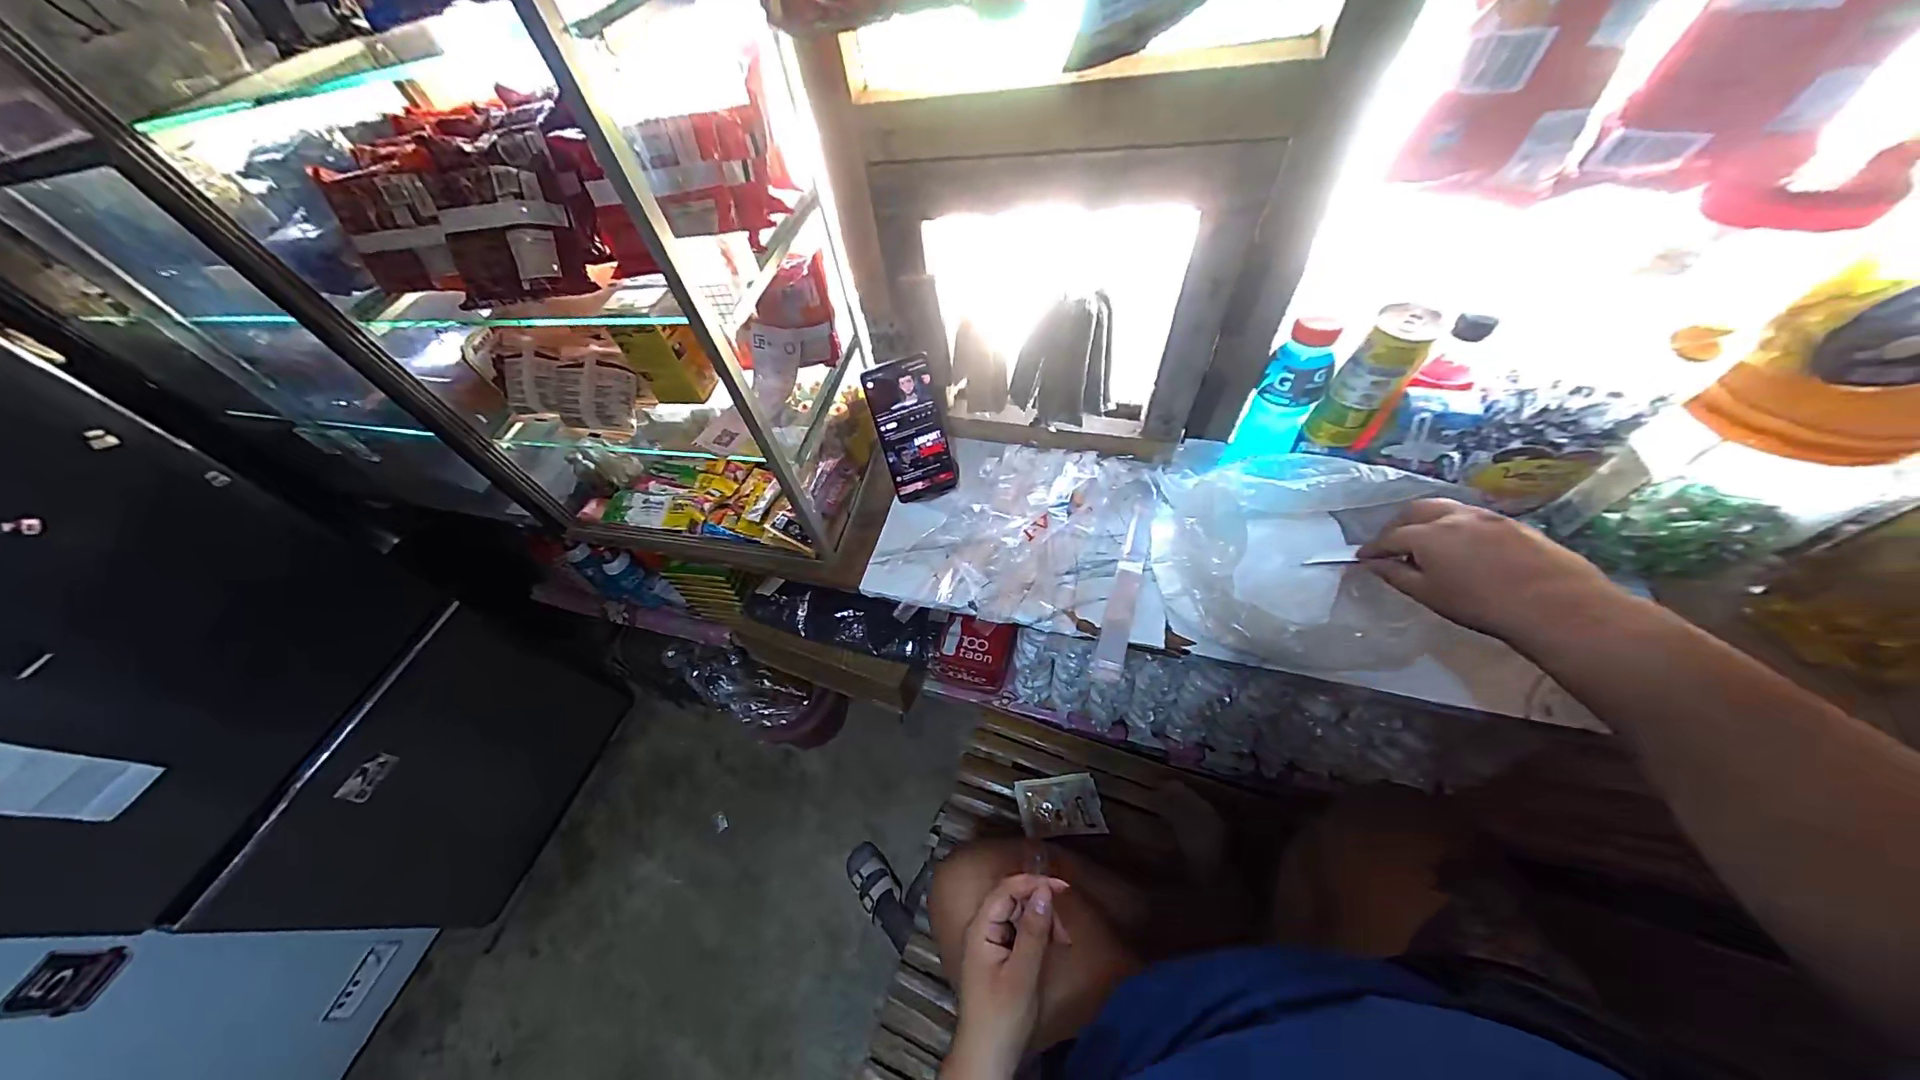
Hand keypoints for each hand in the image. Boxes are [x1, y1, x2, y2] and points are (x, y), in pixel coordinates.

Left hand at [945, 874, 1071, 1079]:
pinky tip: (1051, 946)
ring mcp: (989, 941)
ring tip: (1062, 941)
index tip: (1063, 888)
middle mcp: (982, 928)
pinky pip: (1018, 930)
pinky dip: (1037, 934)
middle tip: (1064, 930)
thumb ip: (1033, 930)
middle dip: (1041, 906)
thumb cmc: (1002, 1017)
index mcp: (980, 928)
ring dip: (1042, 921)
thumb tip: (1044, 892)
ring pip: (1018, 914)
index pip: (1006, 889)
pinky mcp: (998, 954)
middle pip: (1013, 899)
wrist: (986, 1056)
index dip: (1034, 882)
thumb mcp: (1023, 973)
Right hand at [1357, 498, 1618, 640]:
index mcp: (1427, 534)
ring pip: (1444, 509)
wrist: (1556, 604)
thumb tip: (1373, 564)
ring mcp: (1486, 516)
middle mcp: (1453, 516)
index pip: (1389, 537)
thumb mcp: (1429, 594)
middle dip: (1396, 525)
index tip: (1362, 558)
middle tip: (1389, 544)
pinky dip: (1453, 525)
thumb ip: (1396, 575)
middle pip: (1415, 512)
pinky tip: (1459, 544)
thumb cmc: (1481, 604)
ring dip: (1426, 521)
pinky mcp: (1512, 523)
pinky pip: (1470, 517)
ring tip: (1423, 541)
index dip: (1373, 548)